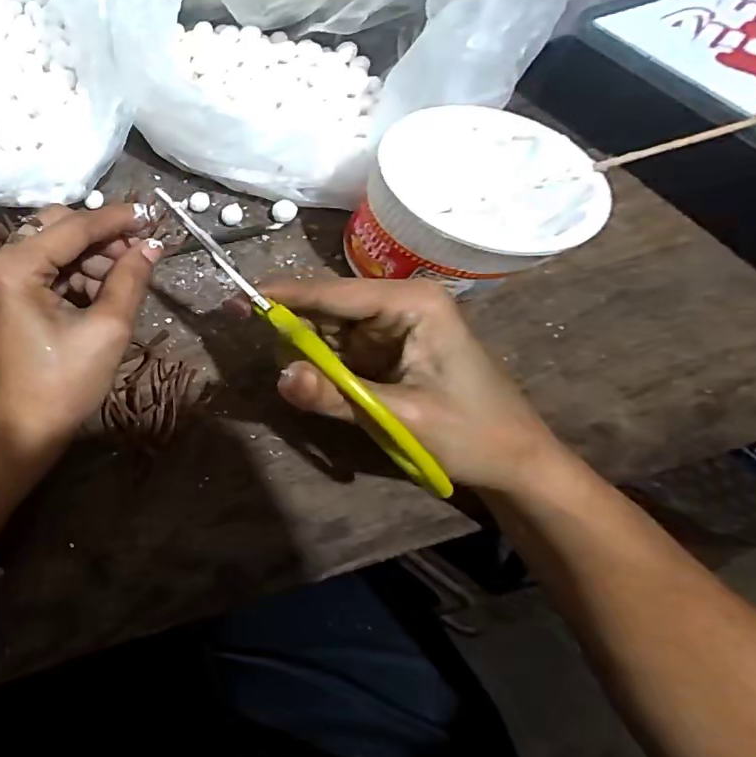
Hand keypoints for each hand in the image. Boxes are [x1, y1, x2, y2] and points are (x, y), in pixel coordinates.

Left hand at [0, 202, 164, 458]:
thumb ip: (131, 278)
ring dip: (90, 256)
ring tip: (123, 281)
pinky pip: (46, 266)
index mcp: (16, 267)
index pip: (74, 227)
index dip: (117, 219)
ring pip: (54, 245)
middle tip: (138, 254)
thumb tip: (152, 245)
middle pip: (58, 226)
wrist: (24, 429)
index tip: (153, 215)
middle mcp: (0, 262)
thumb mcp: (107, 329)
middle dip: (101, 237)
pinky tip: (101, 292)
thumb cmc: (64, 383)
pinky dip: (75, 272)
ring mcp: (0, 277)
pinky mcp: (7, 293)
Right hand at [258, 277, 572, 492]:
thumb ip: (337, 396)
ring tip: (275, 358)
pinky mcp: (382, 347)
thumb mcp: (400, 417)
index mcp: (412, 303)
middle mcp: (399, 303)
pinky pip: (335, 346)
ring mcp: (389, 324)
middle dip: (286, 319)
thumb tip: (280, 377)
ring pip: (325, 325)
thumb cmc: (472, 434)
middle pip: (325, 304)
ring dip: (299, 344)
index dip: (284, 296)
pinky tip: (301, 373)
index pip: (334, 293)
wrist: (517, 463)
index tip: (238, 297)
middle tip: (238, 321)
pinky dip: (314, 361)